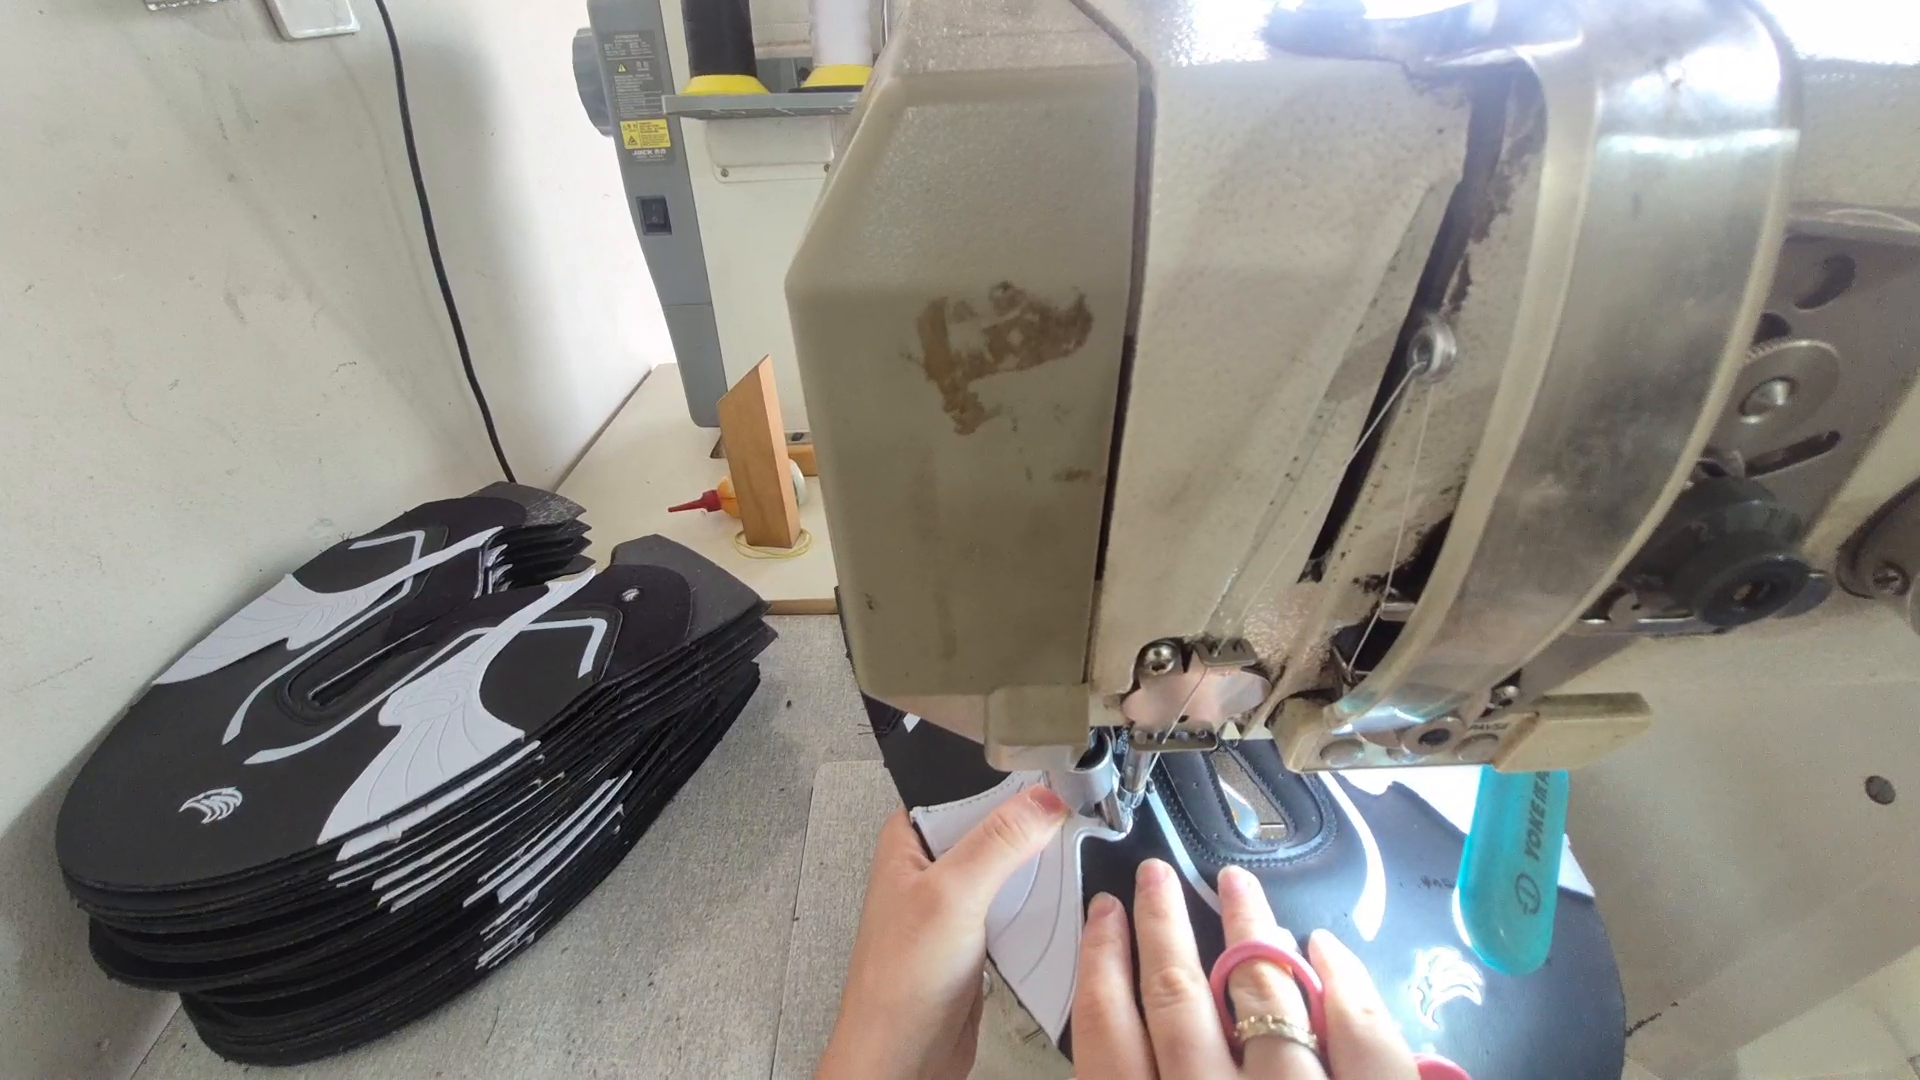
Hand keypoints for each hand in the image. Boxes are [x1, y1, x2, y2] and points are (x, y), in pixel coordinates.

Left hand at [816, 787, 1070, 1079]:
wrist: (904, 1062)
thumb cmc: (895, 983)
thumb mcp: (952, 895)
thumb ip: (998, 842)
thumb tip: (1043, 799)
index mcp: (912, 836)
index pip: (971, 789)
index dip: (1012, 785)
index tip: (1056, 786)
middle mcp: (933, 862)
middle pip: (997, 824)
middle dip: (1031, 831)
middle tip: (1068, 830)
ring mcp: (958, 897)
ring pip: (1012, 865)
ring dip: (1038, 872)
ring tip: (1062, 871)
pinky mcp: (979, 931)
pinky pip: (1019, 904)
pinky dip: (1038, 906)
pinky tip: (1052, 908)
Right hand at [1073, 860, 1419, 1079]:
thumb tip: (1123, 1048)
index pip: (1106, 1035)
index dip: (1099, 963)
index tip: (1101, 915)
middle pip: (1176, 998)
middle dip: (1162, 924)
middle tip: (1153, 873)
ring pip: (1262, 997)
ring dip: (1246, 929)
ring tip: (1235, 883)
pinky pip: (1364, 1045)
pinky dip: (1345, 990)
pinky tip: (1327, 948)